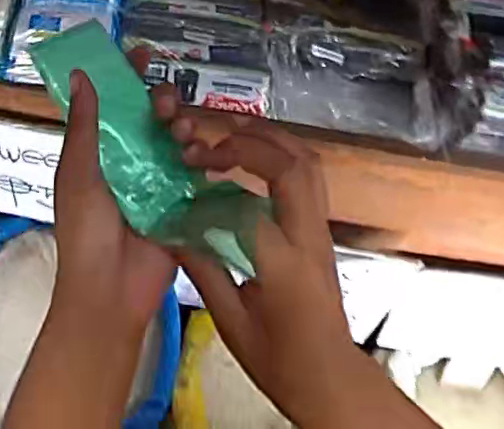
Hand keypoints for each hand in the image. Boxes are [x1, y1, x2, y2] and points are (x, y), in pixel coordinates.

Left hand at [5, 71, 176, 428]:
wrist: (110, 293)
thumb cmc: (86, 231)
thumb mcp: (79, 173)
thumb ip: (84, 125)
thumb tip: (81, 74)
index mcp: (103, 150)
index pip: (117, 103)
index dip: (128, 77)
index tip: (142, 54)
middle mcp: (132, 159)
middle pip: (154, 115)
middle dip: (163, 100)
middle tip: (165, 105)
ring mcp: (158, 179)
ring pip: (178, 136)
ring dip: (183, 126)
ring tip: (182, 133)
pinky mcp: (181, 199)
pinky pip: (196, 168)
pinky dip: (200, 156)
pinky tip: (201, 155)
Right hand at [153, 88, 390, 428]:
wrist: (330, 376)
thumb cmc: (280, 359)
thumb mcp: (232, 324)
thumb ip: (204, 271)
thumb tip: (174, 230)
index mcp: (284, 266)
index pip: (248, 210)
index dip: (213, 192)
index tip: (187, 187)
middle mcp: (308, 235)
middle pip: (291, 169)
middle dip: (250, 144)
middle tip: (213, 142)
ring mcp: (321, 226)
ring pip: (308, 162)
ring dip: (272, 138)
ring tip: (235, 128)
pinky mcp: (322, 224)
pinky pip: (310, 172)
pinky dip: (284, 150)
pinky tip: (258, 149)